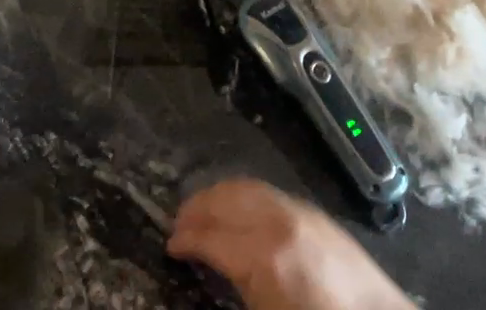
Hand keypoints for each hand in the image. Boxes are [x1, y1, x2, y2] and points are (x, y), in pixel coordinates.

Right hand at [167, 180, 412, 309]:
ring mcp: (298, 212)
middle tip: (179, 227)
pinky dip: (242, 195)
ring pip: (242, 188)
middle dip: (194, 211)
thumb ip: (236, 282)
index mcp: (263, 258)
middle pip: (221, 202)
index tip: (171, 247)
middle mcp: (277, 223)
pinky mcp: (314, 212)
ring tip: (201, 214)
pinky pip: (266, 192)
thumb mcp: (267, 308)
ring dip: (216, 197)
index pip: (209, 237)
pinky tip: (236, 210)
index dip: (184, 241)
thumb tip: (207, 261)